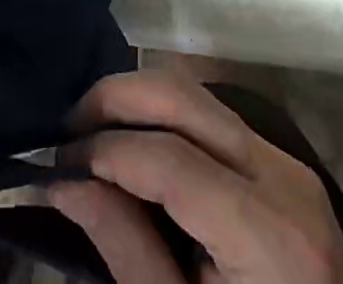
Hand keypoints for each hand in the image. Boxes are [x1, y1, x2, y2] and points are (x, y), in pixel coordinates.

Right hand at [50, 71, 342, 283]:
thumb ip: (125, 249)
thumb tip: (63, 182)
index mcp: (270, 236)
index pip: (171, 159)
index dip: (104, 151)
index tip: (57, 167)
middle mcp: (283, 176)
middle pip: (183, 98)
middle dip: (114, 99)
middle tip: (66, 133)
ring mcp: (285, 160)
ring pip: (195, 93)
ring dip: (135, 100)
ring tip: (91, 135)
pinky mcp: (280, 158)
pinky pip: (209, 113)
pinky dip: (161, 114)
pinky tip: (131, 141)